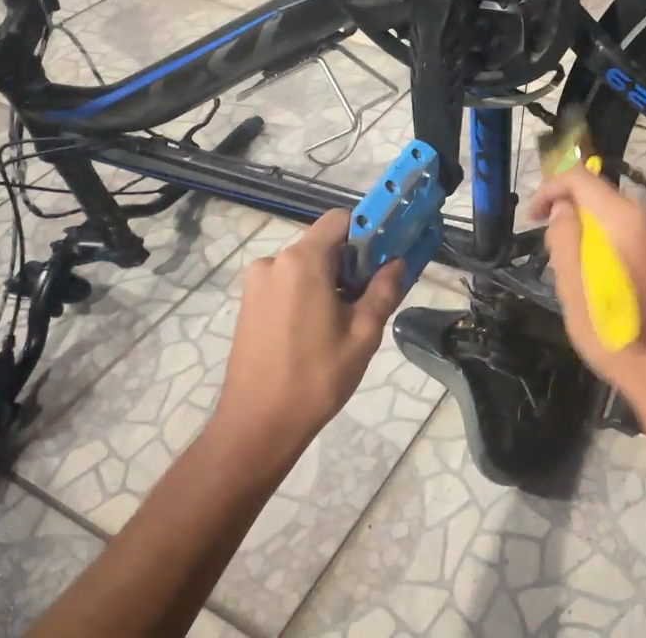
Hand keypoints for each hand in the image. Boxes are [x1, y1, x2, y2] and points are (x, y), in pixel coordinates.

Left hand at [209, 209, 403, 465]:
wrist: (257, 426)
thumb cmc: (317, 377)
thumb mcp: (364, 333)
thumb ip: (384, 289)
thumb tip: (397, 263)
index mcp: (302, 262)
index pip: (341, 220)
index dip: (369, 230)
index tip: (388, 253)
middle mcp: (274, 263)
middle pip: (324, 243)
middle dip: (352, 261)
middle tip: (373, 293)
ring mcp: (256, 285)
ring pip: (306, 266)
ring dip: (331, 280)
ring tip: (347, 319)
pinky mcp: (248, 306)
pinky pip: (288, 284)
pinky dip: (310, 293)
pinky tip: (321, 328)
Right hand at [530, 170, 645, 413]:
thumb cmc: (615, 334)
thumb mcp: (574, 290)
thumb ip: (565, 239)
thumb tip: (561, 207)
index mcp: (624, 220)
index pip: (580, 179)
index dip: (550, 189)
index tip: (532, 217)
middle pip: (598, 195)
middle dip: (567, 212)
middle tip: (548, 249)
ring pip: (613, 215)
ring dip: (586, 230)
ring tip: (570, 269)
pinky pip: (628, 233)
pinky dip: (606, 241)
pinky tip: (598, 276)